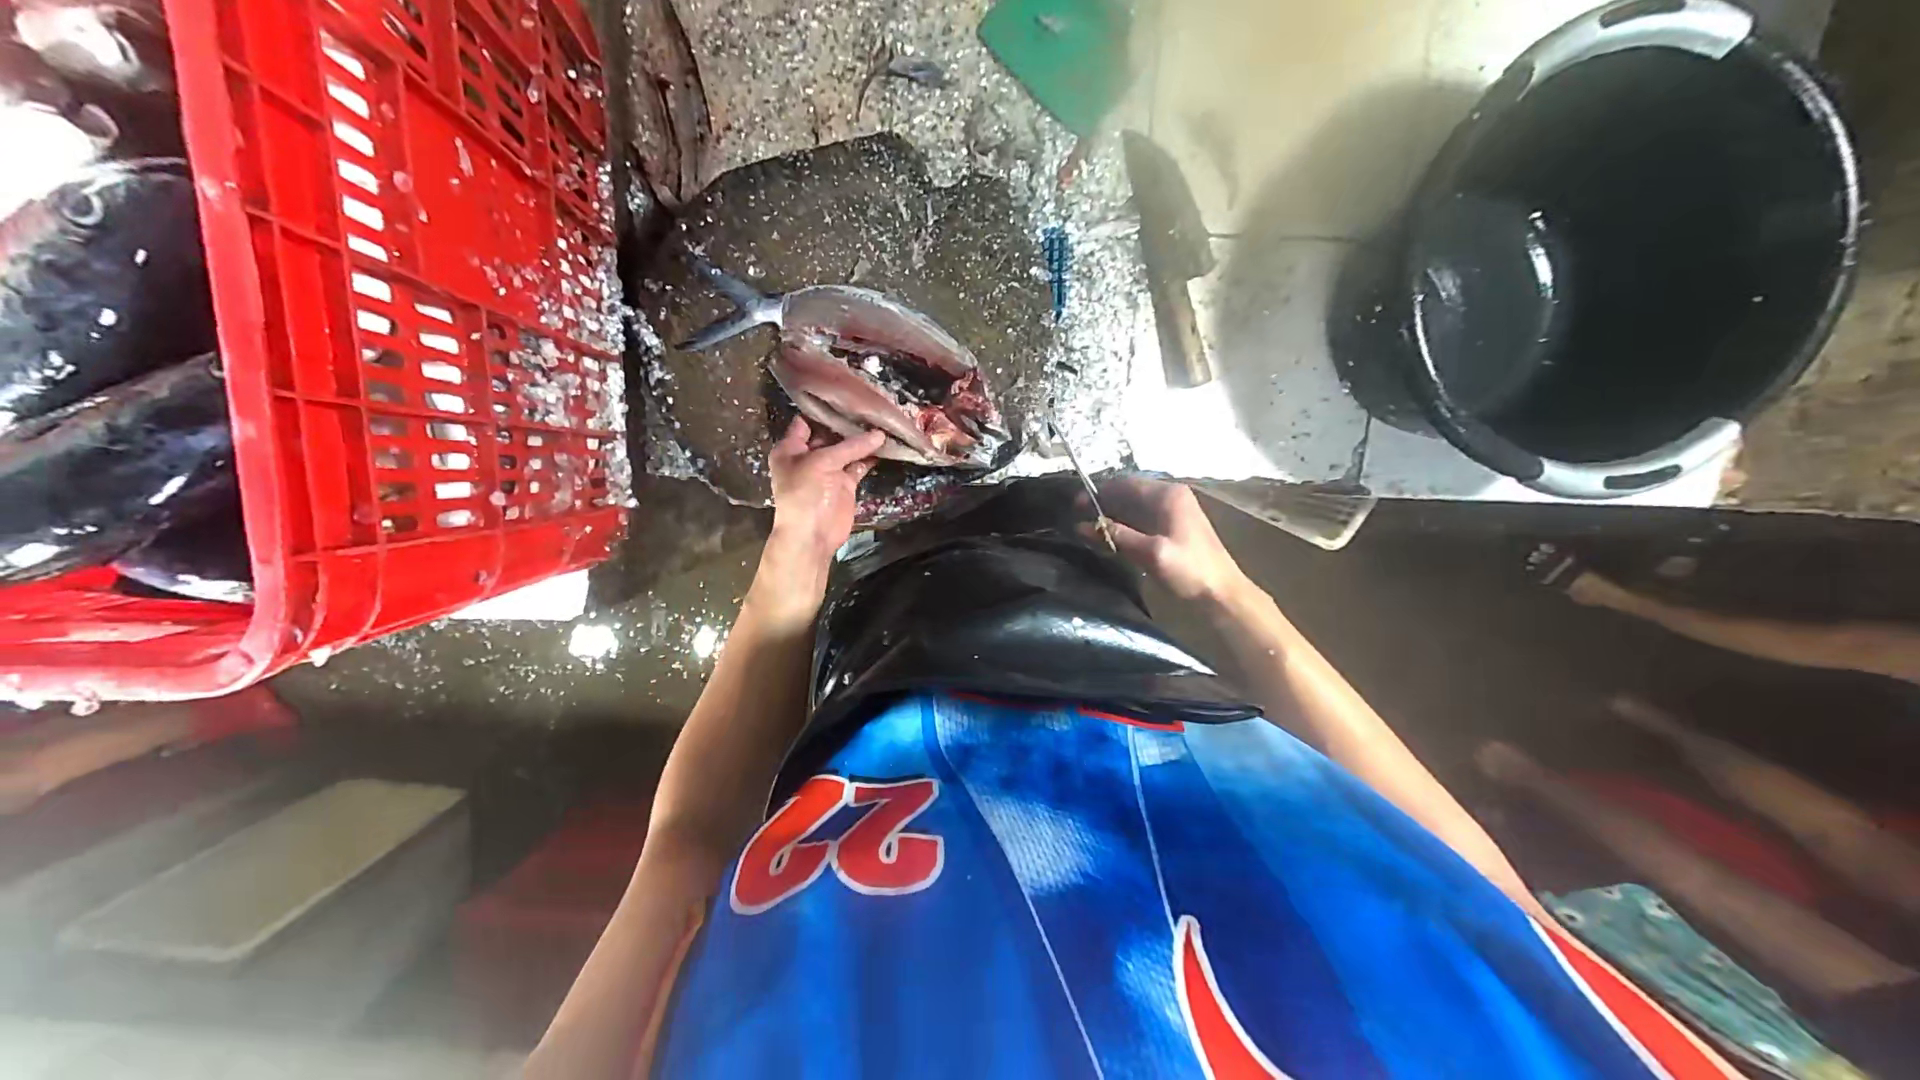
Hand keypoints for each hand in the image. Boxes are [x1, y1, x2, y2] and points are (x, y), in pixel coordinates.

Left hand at [757, 417, 886, 612]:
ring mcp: (828, 470)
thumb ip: (851, 447)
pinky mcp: (844, 483)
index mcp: (790, 449)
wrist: (812, 534)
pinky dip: (870, 457)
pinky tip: (885, 445)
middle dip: (847, 423)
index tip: (844, 394)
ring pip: (847, 449)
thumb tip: (879, 435)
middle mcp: (808, 456)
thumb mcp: (822, 463)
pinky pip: (858, 465)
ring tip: (882, 421)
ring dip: (862, 440)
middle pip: (829, 434)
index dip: (823, 409)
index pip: (805, 422)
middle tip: (870, 405)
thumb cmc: (805, 493)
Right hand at [1086, 476, 1249, 605]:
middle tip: (1077, 519)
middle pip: (1128, 493)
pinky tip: (1108, 538)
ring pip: (1133, 508)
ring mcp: (1173, 513)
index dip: (1098, 493)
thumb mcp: (1150, 552)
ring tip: (1088, 530)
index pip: (1125, 484)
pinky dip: (1123, 527)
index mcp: (1168, 495)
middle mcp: (1170, 497)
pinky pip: (1141, 520)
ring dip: (1111, 516)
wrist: (1222, 595)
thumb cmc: (1190, 570)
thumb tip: (1083, 525)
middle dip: (1102, 504)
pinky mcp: (1172, 529)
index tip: (1075, 507)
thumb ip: (1117, 535)